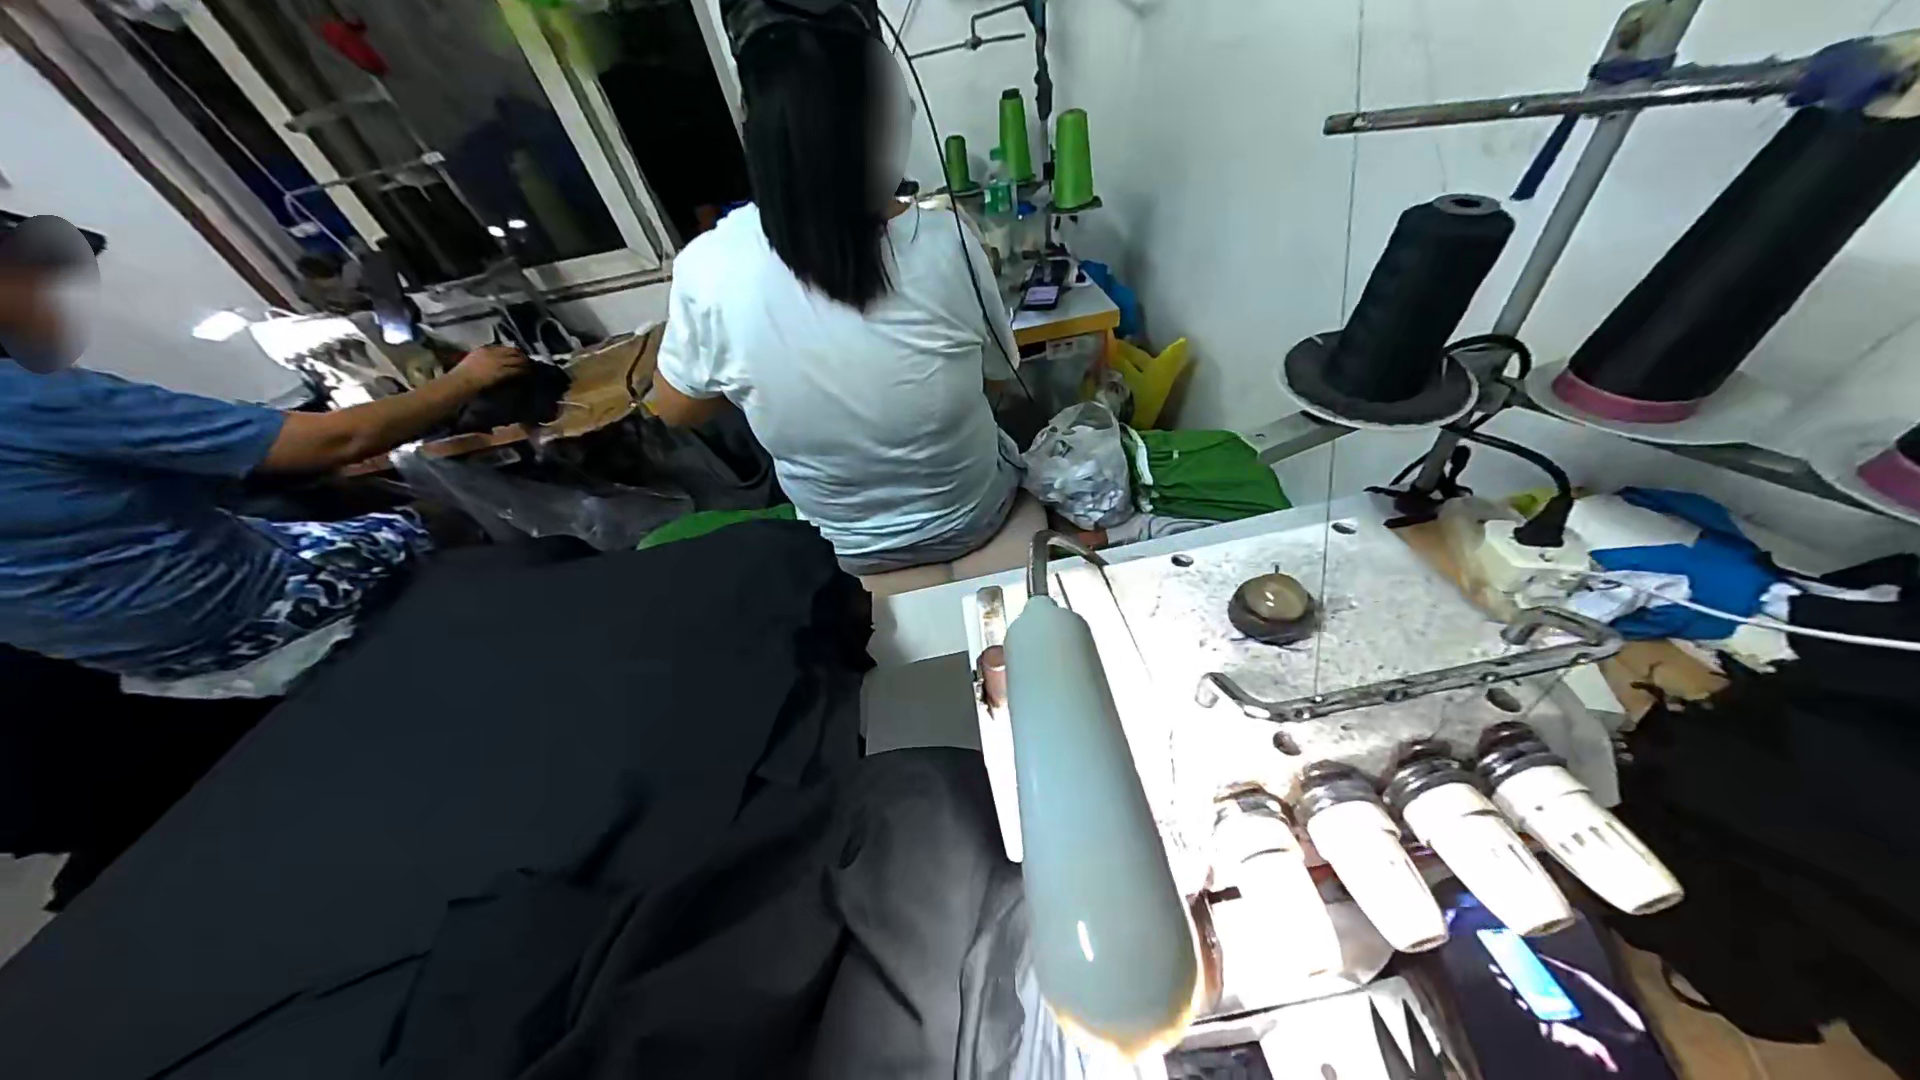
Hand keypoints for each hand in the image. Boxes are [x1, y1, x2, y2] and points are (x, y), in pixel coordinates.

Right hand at [451, 344, 530, 388]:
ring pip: (518, 360)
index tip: (519, 354)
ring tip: (532, 367)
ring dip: (526, 363)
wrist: (463, 380)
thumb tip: (496, 358)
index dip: (514, 351)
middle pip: (513, 352)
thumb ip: (485, 356)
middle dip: (522, 356)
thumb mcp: (474, 358)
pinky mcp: (503, 372)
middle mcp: (494, 354)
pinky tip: (529, 373)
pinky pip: (518, 370)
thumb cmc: (465, 372)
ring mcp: (499, 362)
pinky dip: (525, 371)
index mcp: (485, 349)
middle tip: (529, 360)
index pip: (504, 347)